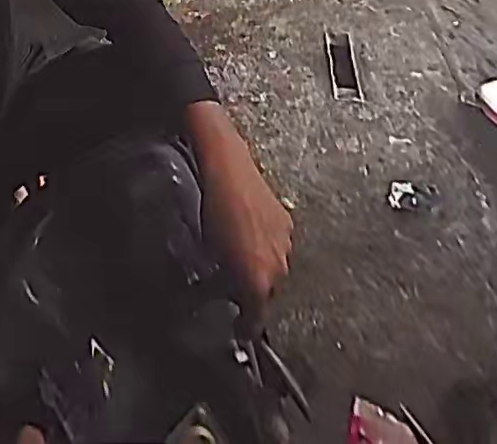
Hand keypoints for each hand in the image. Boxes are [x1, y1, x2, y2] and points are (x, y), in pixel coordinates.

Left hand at [187, 102, 293, 313]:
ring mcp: (285, 242)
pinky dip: (267, 245)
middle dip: (251, 292)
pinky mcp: (286, 221)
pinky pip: (279, 245)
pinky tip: (249, 233)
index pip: (256, 321)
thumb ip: (221, 281)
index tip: (238, 327)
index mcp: (257, 281)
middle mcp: (277, 267)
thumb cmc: (214, 207)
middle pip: (267, 294)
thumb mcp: (210, 254)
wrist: (228, 170)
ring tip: (240, 253)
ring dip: (260, 267)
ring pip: (274, 268)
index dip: (245, 327)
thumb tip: (221, 291)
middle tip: (233, 283)